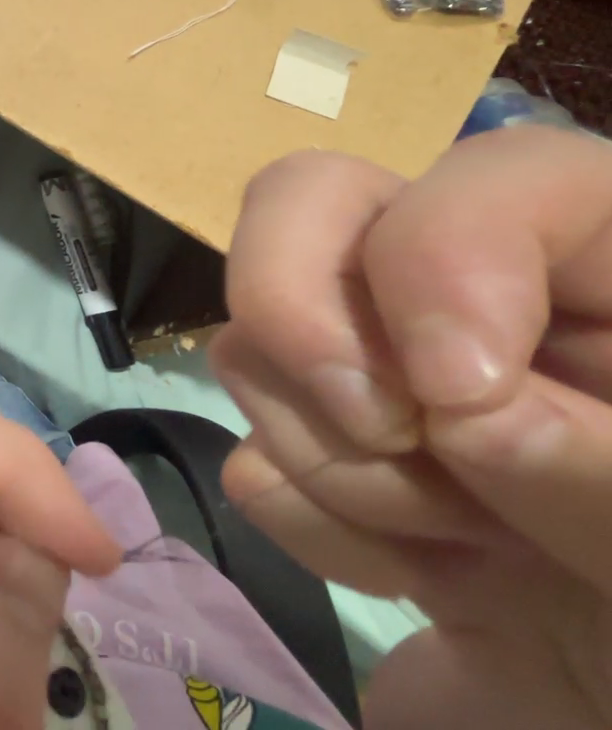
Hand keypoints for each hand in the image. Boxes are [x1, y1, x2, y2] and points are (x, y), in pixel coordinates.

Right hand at [213, 125, 611, 728]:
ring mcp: (385, 379)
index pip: (503, 174)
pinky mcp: (322, 459)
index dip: (442, 254)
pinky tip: (418, 577)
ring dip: (336, 460)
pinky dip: (317, 528)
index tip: (456, 394)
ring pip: (254, 343)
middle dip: (301, 315)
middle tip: (375, 425)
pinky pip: (249, 456)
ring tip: (466, 547)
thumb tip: (454, 413)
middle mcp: (486, 307)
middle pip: (306, 205)